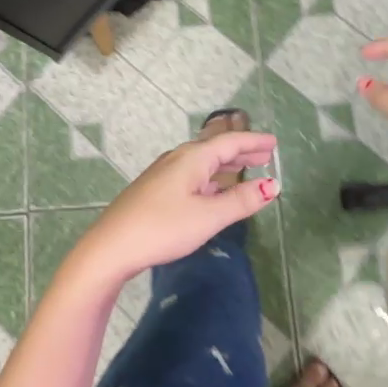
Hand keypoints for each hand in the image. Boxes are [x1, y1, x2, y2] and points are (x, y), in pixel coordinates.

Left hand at [68, 130, 278, 287]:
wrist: (113, 245)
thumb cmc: (163, 228)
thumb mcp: (208, 216)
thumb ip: (241, 201)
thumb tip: (272, 185)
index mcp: (192, 158)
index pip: (229, 142)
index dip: (253, 141)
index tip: (274, 143)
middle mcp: (178, 158)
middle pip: (215, 149)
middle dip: (241, 151)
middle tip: (266, 154)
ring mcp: (164, 172)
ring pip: (203, 161)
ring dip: (226, 164)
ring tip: (246, 168)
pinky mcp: (156, 188)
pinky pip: (193, 173)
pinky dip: (211, 176)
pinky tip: (214, 188)